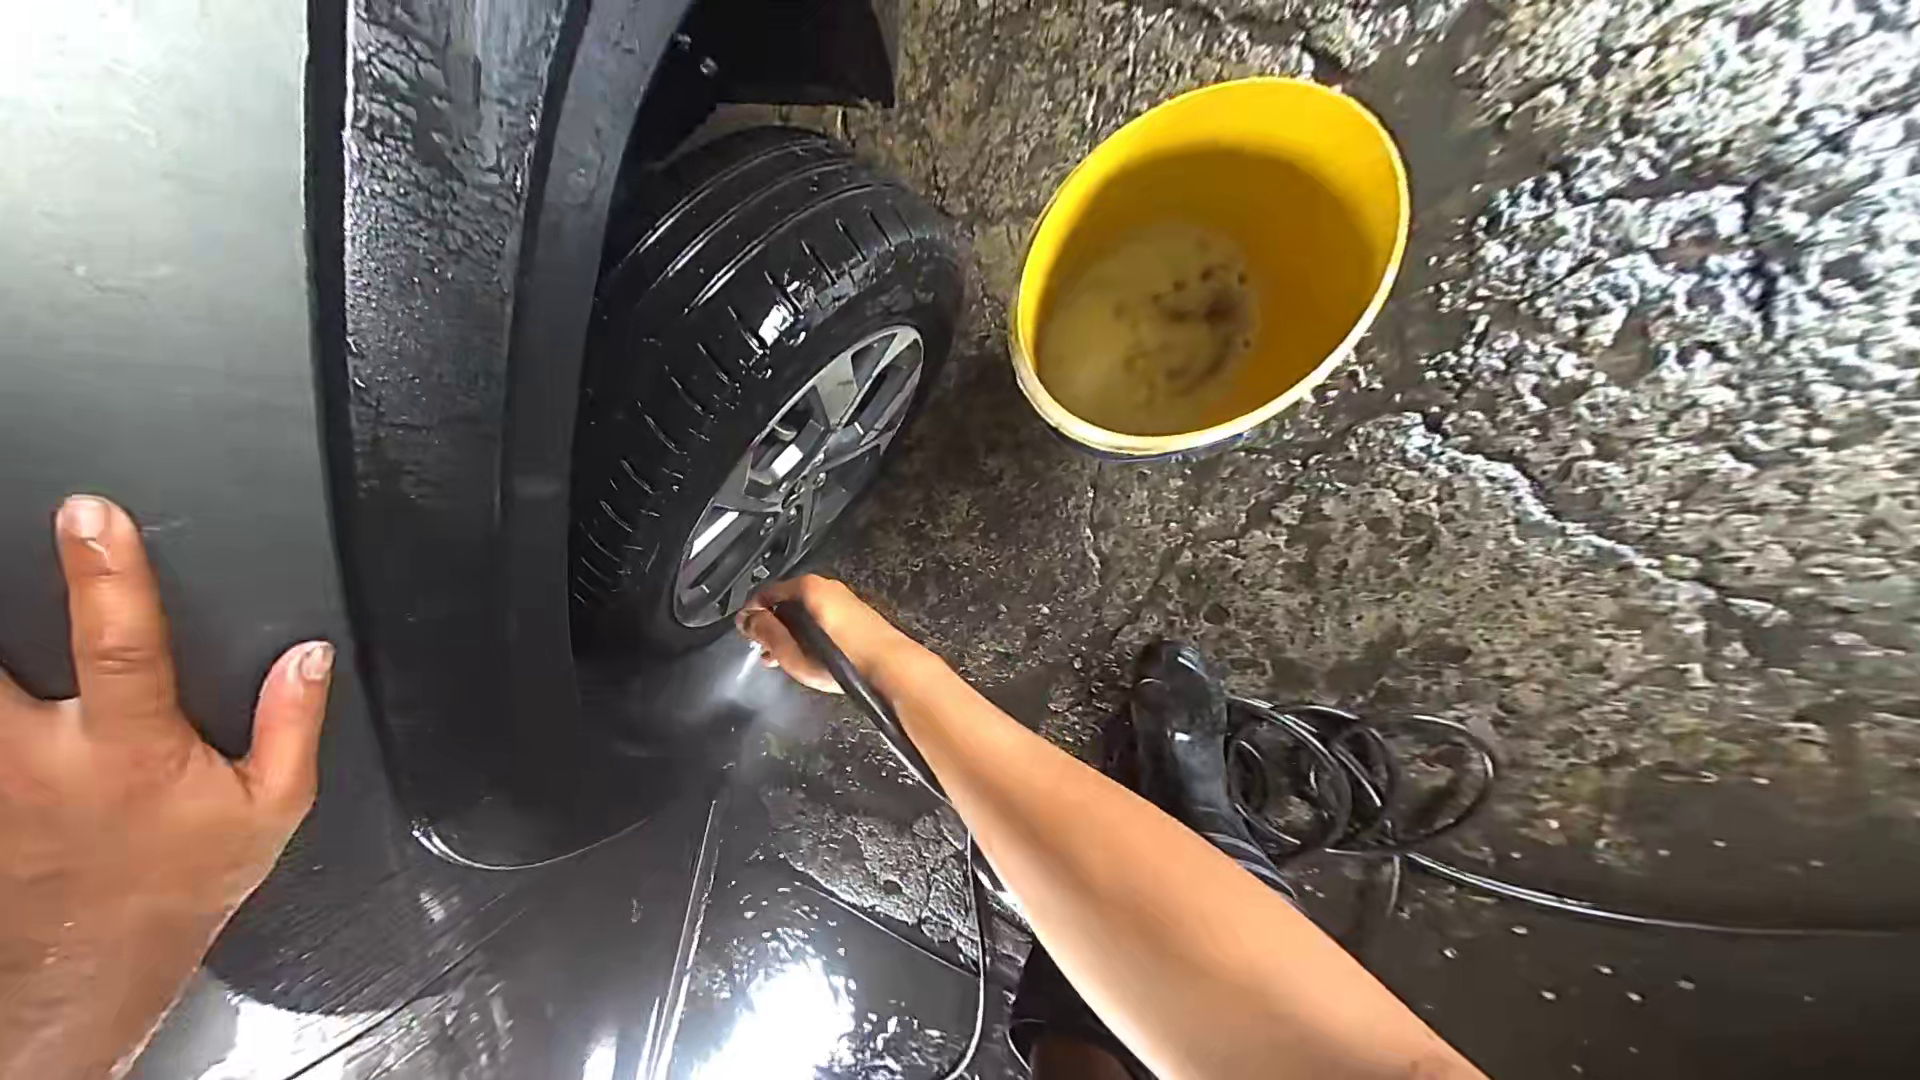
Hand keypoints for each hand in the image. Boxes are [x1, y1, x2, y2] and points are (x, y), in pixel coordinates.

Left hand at [0, 495, 331, 1078]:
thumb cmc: (192, 873)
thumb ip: (294, 722)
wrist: (92, 959)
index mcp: (131, 749)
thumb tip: (310, 656)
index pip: (119, 642)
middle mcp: (35, 757)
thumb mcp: (277, 802)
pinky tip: (8, 679)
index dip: (109, 574)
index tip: (93, 516)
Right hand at [734, 574, 917, 693]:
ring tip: (781, 656)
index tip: (745, 630)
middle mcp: (829, 588)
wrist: (892, 667)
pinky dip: (810, 634)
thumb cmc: (847, 658)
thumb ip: (765, 632)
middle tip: (761, 647)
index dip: (751, 613)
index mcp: (811, 587)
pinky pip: (823, 620)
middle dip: (771, 625)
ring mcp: (845, 601)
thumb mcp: (793, 650)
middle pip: (787, 601)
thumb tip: (748, 619)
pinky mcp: (856, 617)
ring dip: (790, 632)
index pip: (766, 592)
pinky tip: (807, 655)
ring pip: (806, 612)